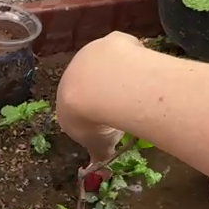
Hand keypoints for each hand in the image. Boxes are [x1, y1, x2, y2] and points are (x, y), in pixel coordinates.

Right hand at [55, 31, 144, 172]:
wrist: (99, 88)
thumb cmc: (91, 120)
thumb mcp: (96, 145)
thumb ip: (99, 153)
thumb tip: (101, 168)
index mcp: (65, 99)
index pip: (78, 106)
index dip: (94, 114)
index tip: (109, 122)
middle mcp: (73, 73)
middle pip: (91, 82)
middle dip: (106, 92)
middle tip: (125, 106)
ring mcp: (92, 54)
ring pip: (107, 63)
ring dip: (119, 73)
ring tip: (136, 89)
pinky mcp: (111, 40)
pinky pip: (124, 48)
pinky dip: (133, 56)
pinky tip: (143, 68)